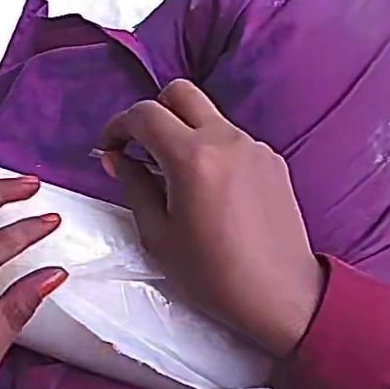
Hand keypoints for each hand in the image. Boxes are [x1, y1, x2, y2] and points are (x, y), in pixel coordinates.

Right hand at [99, 78, 323, 356]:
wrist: (280, 296)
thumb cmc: (212, 274)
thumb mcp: (157, 235)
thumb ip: (134, 186)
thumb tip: (116, 159)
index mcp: (193, 158)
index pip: (145, 114)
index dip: (117, 126)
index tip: (109, 147)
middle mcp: (226, 140)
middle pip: (180, 93)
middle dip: (151, 112)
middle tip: (138, 147)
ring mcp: (254, 147)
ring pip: (207, 116)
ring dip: (182, 132)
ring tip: (172, 177)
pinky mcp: (272, 161)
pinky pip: (230, 139)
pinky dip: (209, 150)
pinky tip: (206, 189)